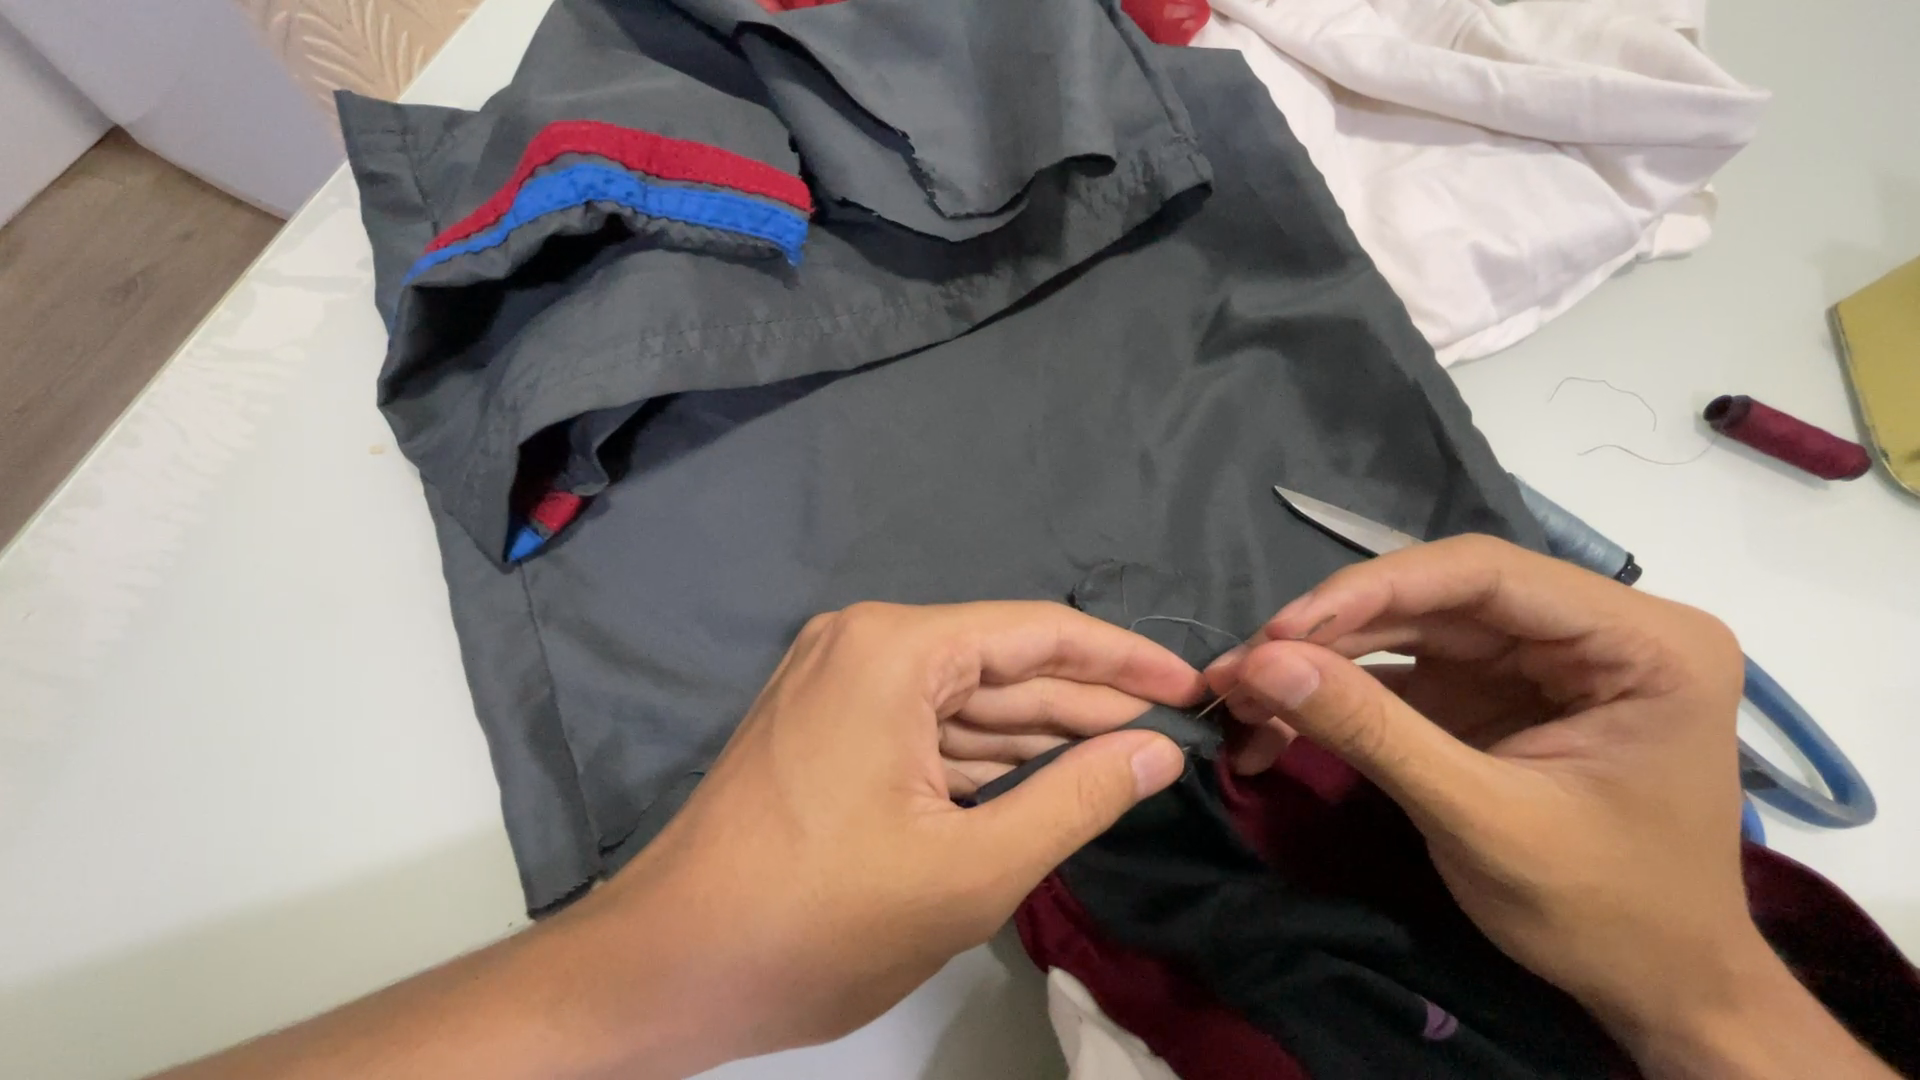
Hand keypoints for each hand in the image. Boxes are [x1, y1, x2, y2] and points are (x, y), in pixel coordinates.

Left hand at [567, 600, 1202, 1074]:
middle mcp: (864, 642)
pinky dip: (985, 756)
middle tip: (1170, 738)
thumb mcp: (973, 868)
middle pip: (1002, 665)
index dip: (1124, 660)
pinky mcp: (829, 722)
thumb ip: (1078, 797)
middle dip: (1086, 704)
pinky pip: (927, 727)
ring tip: (1126, 758)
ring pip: (965, 700)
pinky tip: (1047, 776)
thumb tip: (1157, 751)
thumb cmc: (822, 920)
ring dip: (1040, 733)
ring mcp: (840, 680)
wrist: (668, 968)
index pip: (1037, 632)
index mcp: (895, 649)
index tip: (1191, 688)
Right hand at [1204, 536, 1893, 1078]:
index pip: (1482, 574)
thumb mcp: (1482, 820)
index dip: (1369, 590)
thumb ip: (1372, 733)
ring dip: (1317, 661)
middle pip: (1430, 598)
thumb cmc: (1605, 912)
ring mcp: (1529, 660)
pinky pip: (1395, 671)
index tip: (1279, 632)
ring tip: (1239, 692)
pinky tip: (1273, 715)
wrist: (1653, 991)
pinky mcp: (1485, 692)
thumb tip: (1260, 663)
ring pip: (1401, 629)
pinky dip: (1333, 694)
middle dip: (1327, 633)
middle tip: (1239, 670)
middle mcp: (1585, 630)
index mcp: (1640, 642)